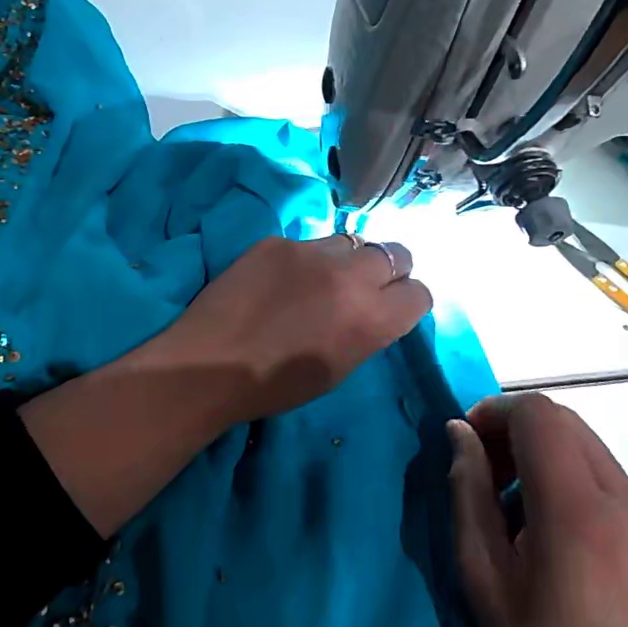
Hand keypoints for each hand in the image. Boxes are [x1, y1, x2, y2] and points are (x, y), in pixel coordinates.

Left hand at [127, 233, 432, 426]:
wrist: (209, 364)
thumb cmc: (275, 385)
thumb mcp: (339, 370)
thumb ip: (368, 332)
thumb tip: (378, 308)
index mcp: (370, 318)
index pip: (419, 292)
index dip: (409, 300)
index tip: (396, 306)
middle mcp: (349, 276)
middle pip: (394, 252)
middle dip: (388, 270)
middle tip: (365, 286)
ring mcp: (310, 252)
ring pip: (350, 242)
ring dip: (346, 260)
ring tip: (320, 280)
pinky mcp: (277, 241)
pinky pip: (307, 243)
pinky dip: (304, 260)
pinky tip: (280, 280)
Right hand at [448, 395, 627, 626]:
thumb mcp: (487, 587)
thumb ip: (468, 498)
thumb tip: (458, 435)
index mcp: (580, 512)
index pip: (538, 414)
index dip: (495, 411)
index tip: (467, 443)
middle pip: (567, 423)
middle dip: (518, 430)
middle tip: (487, 474)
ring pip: (593, 451)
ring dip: (548, 456)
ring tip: (521, 512)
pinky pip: (617, 486)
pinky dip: (578, 484)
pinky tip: (564, 542)